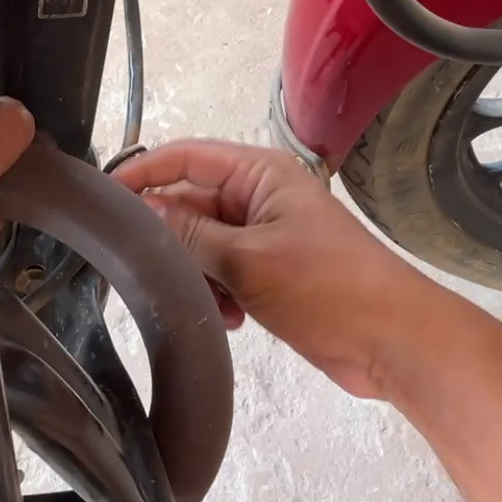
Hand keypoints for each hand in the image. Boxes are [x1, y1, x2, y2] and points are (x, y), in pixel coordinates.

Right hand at [112, 138, 452, 398]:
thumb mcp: (248, 259)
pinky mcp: (268, 272)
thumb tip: (140, 212)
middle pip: (191, 203)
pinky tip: (229, 319)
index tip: (104, 194)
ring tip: (203, 301)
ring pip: (202, 243)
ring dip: (195, 272)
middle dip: (172, 236)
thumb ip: (188, 234)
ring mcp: (263, 236)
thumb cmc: (328, 287)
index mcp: (259, 174)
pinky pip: (221, 271)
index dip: (143, 170)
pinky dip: (217, 293)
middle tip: (141, 265)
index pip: (186, 157)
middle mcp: (257, 197)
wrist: (397, 344)